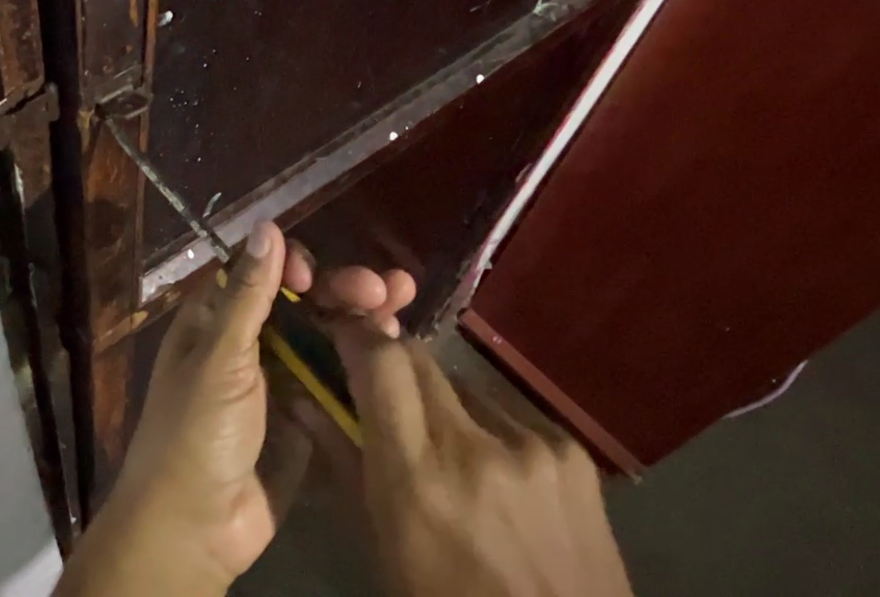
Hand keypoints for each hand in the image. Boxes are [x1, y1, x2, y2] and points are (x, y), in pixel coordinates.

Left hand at [56, 221, 411, 594]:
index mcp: (215, 320)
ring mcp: (278, 382)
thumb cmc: (195, 432)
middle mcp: (248, 343)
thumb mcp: (220, 357)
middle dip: (341, 290)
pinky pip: (334, 379)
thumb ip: (248, 294)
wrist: (195, 529)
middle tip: (383, 288)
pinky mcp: (304, 417)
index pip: (259, 273)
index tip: (313, 278)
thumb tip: (267, 226)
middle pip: (301, 303)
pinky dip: (362, 362)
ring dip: (360, 319)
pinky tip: (397, 345)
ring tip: (400, 303)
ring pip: (324, 337)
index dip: (291, 266)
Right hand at [318, 269, 632, 596]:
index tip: (341, 335)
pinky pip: (511, 411)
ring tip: (451, 452)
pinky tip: (500, 474)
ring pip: (464, 383)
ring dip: (445, 403)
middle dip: (392, 363)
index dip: (357, 336)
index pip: (381, 362)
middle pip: (419, 357)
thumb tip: (305, 399)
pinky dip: (491, 428)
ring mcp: (533, 444)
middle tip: (382, 388)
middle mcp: (476, 446)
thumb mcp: (383, 545)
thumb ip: (343, 461)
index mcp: (418, 478)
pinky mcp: (574, 451)